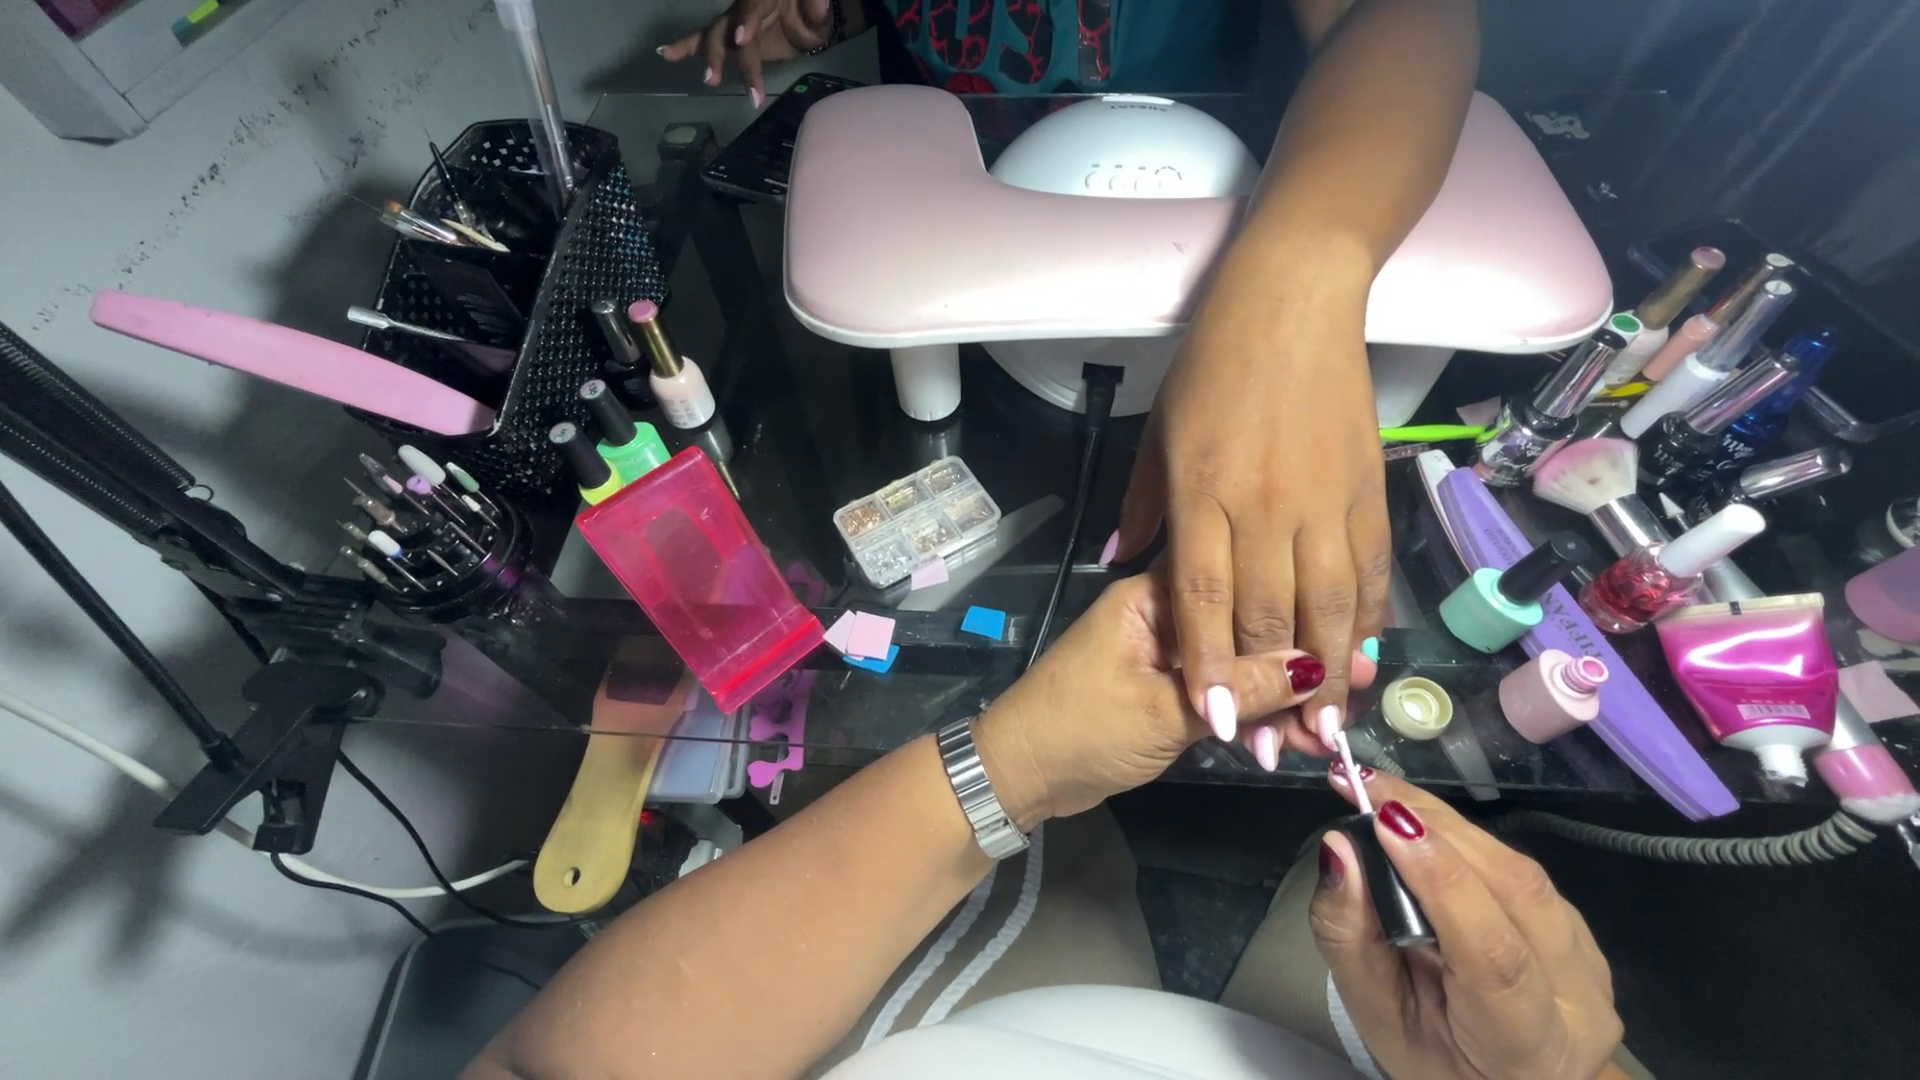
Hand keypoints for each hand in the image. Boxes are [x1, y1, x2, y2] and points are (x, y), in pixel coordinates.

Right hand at [659, 0, 834, 105]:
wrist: (811, 20)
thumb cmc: (815, 12)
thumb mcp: (820, 8)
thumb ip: (816, 6)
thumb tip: (819, 5)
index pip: (753, 4)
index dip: (746, 19)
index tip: (741, 40)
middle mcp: (745, 7)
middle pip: (727, 26)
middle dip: (719, 52)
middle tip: (714, 78)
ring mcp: (736, 22)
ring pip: (714, 35)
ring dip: (705, 57)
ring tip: (702, 78)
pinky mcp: (733, 39)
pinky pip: (709, 41)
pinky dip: (689, 47)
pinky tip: (667, 54)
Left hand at [973, 575, 1374, 830]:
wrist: (1023, 773)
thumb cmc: (1083, 729)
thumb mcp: (1164, 711)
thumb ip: (1239, 689)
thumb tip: (1319, 668)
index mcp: (1151, 595)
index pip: (1235, 584)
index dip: (1293, 614)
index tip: (1350, 653)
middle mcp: (1163, 612)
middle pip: (1243, 626)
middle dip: (1295, 664)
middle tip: (1354, 696)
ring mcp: (1166, 650)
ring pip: (1236, 662)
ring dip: (1278, 695)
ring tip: (1330, 729)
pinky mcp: (1167, 685)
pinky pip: (1221, 689)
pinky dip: (1250, 710)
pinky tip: (1294, 736)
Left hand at [1115, 252, 1389, 757]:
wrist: (1291, 304)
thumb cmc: (1209, 370)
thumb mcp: (1157, 436)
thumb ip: (1140, 508)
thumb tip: (1115, 561)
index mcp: (1203, 495)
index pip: (1205, 597)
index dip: (1209, 665)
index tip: (1213, 722)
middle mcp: (1265, 508)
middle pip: (1270, 614)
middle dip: (1272, 688)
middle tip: (1274, 746)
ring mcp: (1323, 500)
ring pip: (1330, 604)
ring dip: (1329, 672)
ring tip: (1326, 725)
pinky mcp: (1369, 490)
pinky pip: (1371, 570)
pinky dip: (1369, 619)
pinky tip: (1363, 656)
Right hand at [1311, 767, 1623, 1079]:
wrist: (1501, 1079)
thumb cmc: (1429, 1054)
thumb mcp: (1371, 1010)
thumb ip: (1348, 934)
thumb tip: (1338, 846)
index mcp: (1525, 1045)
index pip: (1494, 954)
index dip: (1440, 880)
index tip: (1380, 820)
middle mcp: (1578, 1002)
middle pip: (1515, 893)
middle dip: (1435, 828)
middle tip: (1362, 784)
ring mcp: (1590, 962)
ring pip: (1519, 869)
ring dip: (1444, 821)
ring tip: (1378, 790)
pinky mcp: (1578, 929)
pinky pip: (1517, 868)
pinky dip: (1460, 834)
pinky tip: (1415, 818)